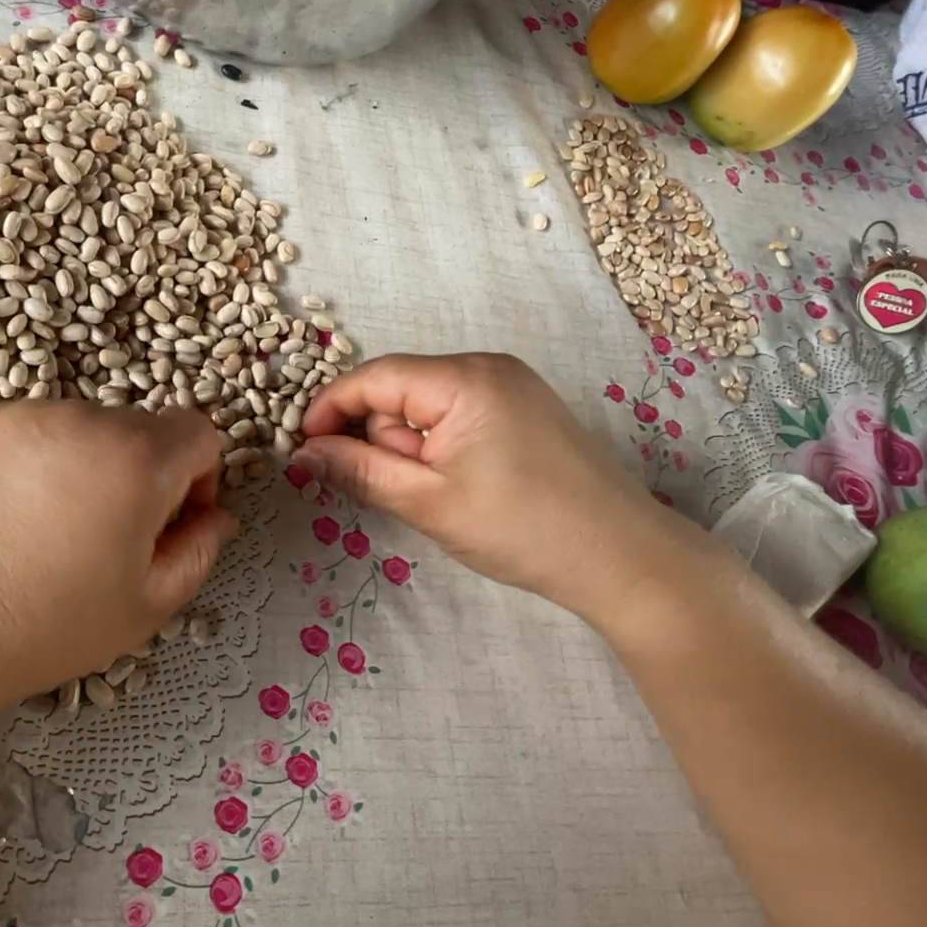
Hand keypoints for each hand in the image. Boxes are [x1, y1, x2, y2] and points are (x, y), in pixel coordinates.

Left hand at [0, 401, 235, 704]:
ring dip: (85, 462)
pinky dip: (33, 460)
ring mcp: (22, 414)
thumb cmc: (46, 627)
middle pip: (139, 428)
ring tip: (46, 526)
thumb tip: (214, 518)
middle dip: (140, 472)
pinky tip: (5, 514)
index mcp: (137, 459)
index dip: (197, 478)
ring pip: (82, 426)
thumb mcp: (146, 605)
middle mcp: (83, 418)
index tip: (167, 522)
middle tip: (104, 533)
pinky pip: (29, 429)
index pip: (198, 432)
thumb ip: (198, 551)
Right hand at [295, 353, 692, 615]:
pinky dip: (438, 447)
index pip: (373, 377)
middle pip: (398, 390)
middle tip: (405, 489)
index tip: (302, 447)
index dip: (330, 408)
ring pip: (424, 406)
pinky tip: (460, 484)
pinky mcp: (522, 408)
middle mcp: (486, 366)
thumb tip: (301, 453)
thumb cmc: (521, 529)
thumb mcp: (426, 502)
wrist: (624, 559)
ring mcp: (509, 385)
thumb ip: (357, 470)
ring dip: (412, 447)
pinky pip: (454, 415)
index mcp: (464, 379)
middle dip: (382, 437)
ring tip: (443, 494)